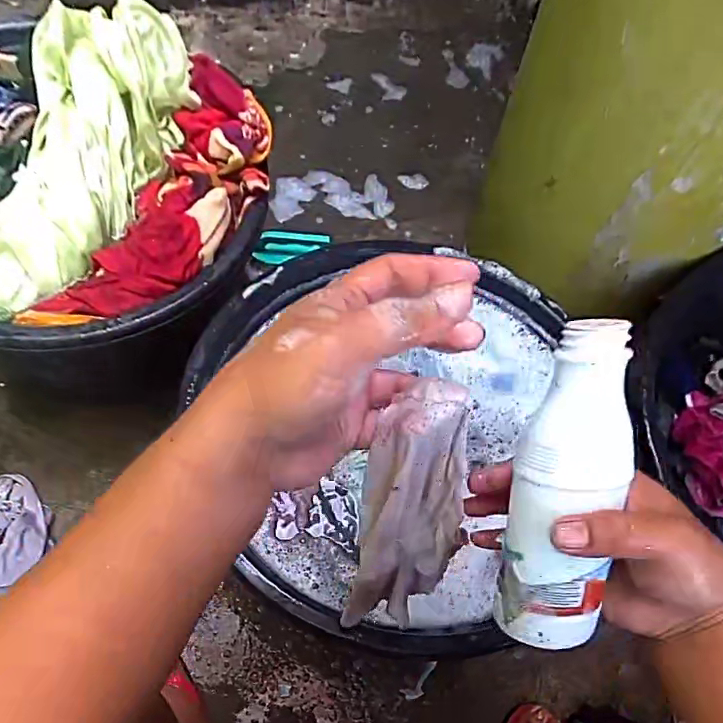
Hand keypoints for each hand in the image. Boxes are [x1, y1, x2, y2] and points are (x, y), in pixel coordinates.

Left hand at [198, 254, 485, 489]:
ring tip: (459, 377)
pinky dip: (408, 414)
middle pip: (399, 321)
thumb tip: (460, 298)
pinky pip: (386, 414)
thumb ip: (403, 321)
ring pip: (396, 371)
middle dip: (437, 322)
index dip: (430, 273)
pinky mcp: (346, 421)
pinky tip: (428, 415)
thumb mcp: (346, 343)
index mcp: (337, 308)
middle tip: (474, 331)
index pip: (390, 277)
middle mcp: (342, 341)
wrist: (249, 449)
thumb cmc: (289, 386)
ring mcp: (345, 383)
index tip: (471, 280)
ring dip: (426, 370)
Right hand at [466, 465, 722, 641]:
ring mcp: (578, 542)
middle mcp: (589, 510)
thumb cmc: (692, 566)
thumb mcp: (663, 538)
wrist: (698, 619)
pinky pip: (535, 560)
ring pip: (531, 525)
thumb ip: (615, 531)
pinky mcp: (571, 573)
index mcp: (612, 488)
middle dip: (502, 494)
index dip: (525, 468)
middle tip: (473, 499)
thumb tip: (558, 532)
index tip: (493, 476)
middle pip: (538, 495)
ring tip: (473, 524)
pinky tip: (490, 551)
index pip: (563, 469)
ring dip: (500, 522)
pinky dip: (510, 554)